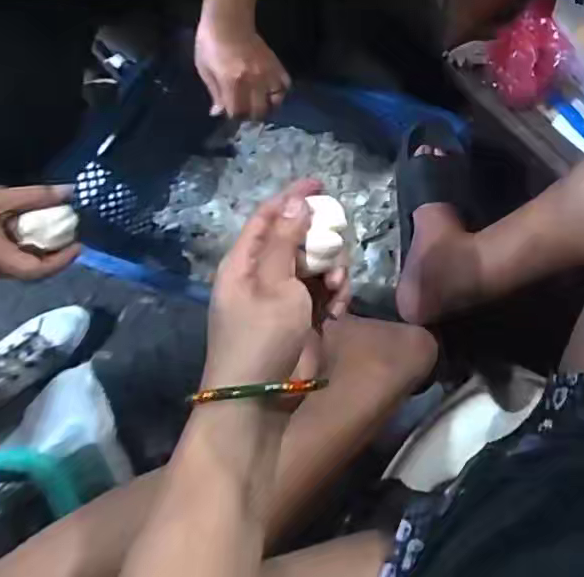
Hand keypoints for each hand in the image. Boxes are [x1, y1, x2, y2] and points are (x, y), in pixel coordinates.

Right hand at [0, 183, 79, 279]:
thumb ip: (34, 196)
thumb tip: (69, 192)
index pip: (37, 272)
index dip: (62, 260)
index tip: (79, 244)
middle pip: (25, 270)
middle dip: (50, 253)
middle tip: (65, 232)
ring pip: (7, 264)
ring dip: (29, 249)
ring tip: (44, 226)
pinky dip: (10, 246)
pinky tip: (12, 224)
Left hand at [194, 17, 290, 120]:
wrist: (227, 21)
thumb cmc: (210, 44)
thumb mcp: (204, 69)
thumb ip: (215, 92)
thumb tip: (219, 112)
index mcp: (231, 81)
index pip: (238, 111)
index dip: (234, 117)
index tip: (231, 114)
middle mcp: (252, 79)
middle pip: (259, 109)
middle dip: (252, 115)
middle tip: (246, 112)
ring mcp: (267, 71)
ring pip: (276, 99)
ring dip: (268, 105)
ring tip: (260, 104)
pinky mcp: (275, 63)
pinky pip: (285, 83)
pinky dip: (280, 91)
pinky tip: (272, 91)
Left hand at [203, 179, 343, 391]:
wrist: (261, 401)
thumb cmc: (260, 336)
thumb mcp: (274, 283)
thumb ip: (287, 240)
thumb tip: (296, 201)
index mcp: (246, 262)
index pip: (269, 216)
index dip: (293, 197)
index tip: (320, 183)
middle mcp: (265, 273)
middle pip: (301, 236)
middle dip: (323, 241)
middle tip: (334, 252)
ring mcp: (286, 295)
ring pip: (320, 261)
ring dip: (335, 270)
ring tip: (338, 289)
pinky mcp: (305, 314)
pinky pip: (327, 289)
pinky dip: (337, 294)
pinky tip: (338, 311)